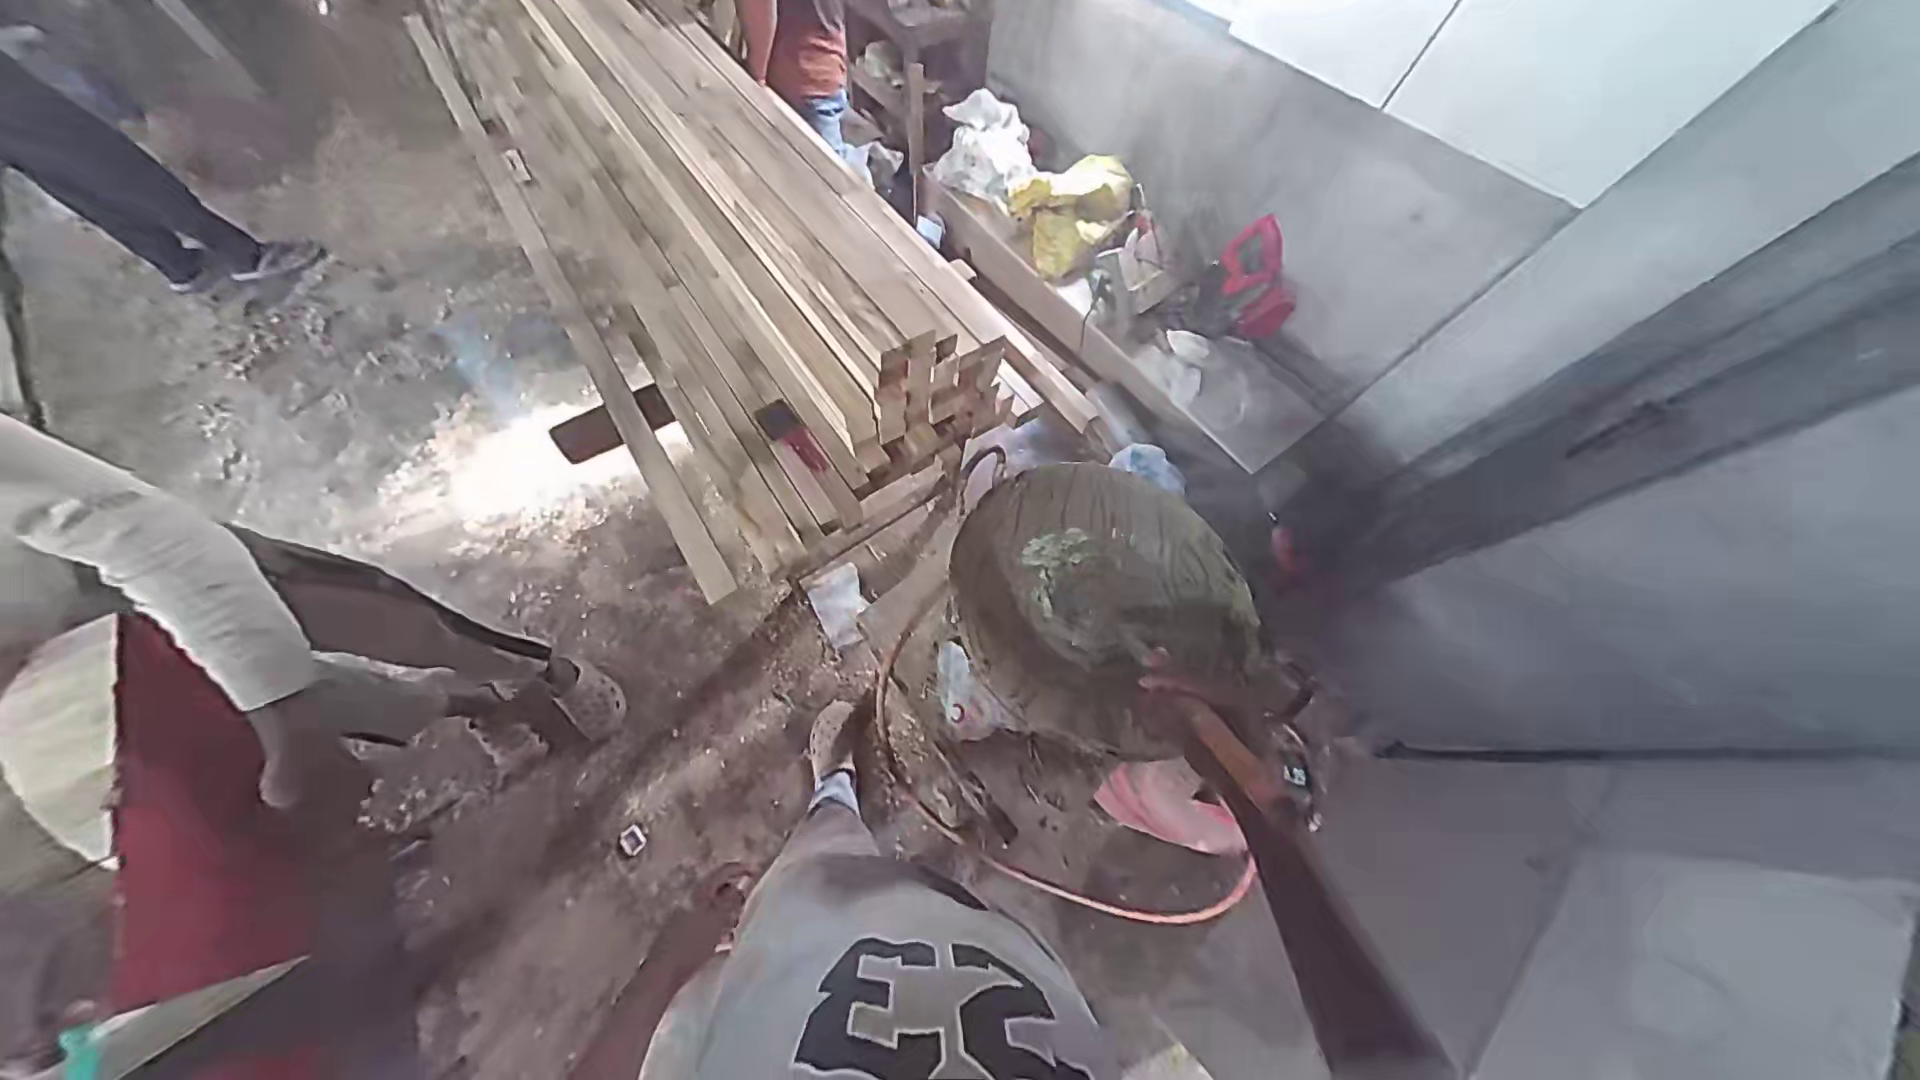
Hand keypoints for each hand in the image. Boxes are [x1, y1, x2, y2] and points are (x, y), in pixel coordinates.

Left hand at [647, 865, 749, 977]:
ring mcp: (684, 918)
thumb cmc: (692, 945)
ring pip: (712, 908)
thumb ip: (732, 900)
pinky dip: (718, 928)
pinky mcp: (681, 936)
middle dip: (735, 893)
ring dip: (727, 913)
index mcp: (700, 892)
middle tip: (750, 902)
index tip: (756, 873)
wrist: (661, 976)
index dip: (740, 869)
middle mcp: (691, 900)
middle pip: (717, 889)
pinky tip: (726, 942)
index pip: (723, 871)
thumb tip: (742, 884)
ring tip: (741, 925)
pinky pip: (705, 925)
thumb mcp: (718, 920)